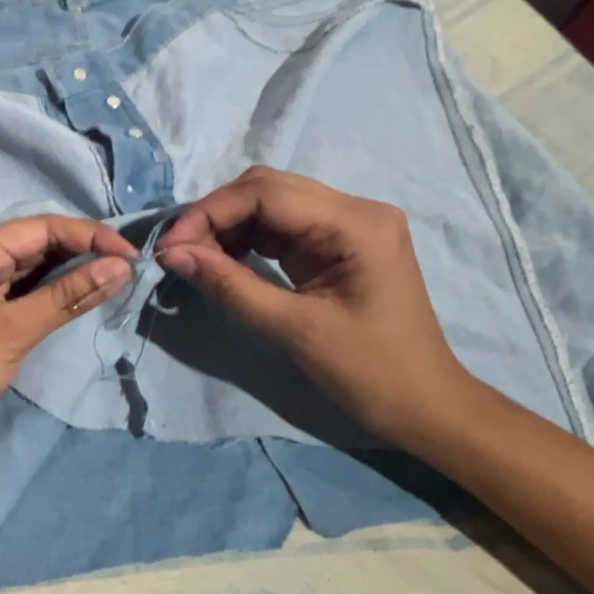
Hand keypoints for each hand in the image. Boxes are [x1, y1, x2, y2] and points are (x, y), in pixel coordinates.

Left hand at [0, 215, 136, 466]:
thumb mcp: (17, 329)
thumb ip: (69, 296)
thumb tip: (121, 268)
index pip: (41, 227)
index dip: (89, 235)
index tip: (132, 255)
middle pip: (39, 243)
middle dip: (84, 251)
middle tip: (131, 268)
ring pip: (36, 267)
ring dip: (74, 271)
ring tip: (119, 279)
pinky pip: (27, 291)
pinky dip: (56, 293)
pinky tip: (87, 296)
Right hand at [154, 167, 477, 438]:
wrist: (423, 405)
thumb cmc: (367, 370)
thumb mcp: (291, 329)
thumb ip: (229, 285)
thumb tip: (172, 254)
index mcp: (356, 224)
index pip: (266, 193)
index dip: (210, 213)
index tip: (169, 246)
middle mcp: (356, 211)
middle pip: (266, 188)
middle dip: (215, 215)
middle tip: (177, 251)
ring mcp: (348, 226)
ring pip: (269, 203)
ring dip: (226, 226)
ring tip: (193, 257)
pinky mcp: (336, 244)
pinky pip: (279, 226)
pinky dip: (244, 239)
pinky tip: (221, 260)